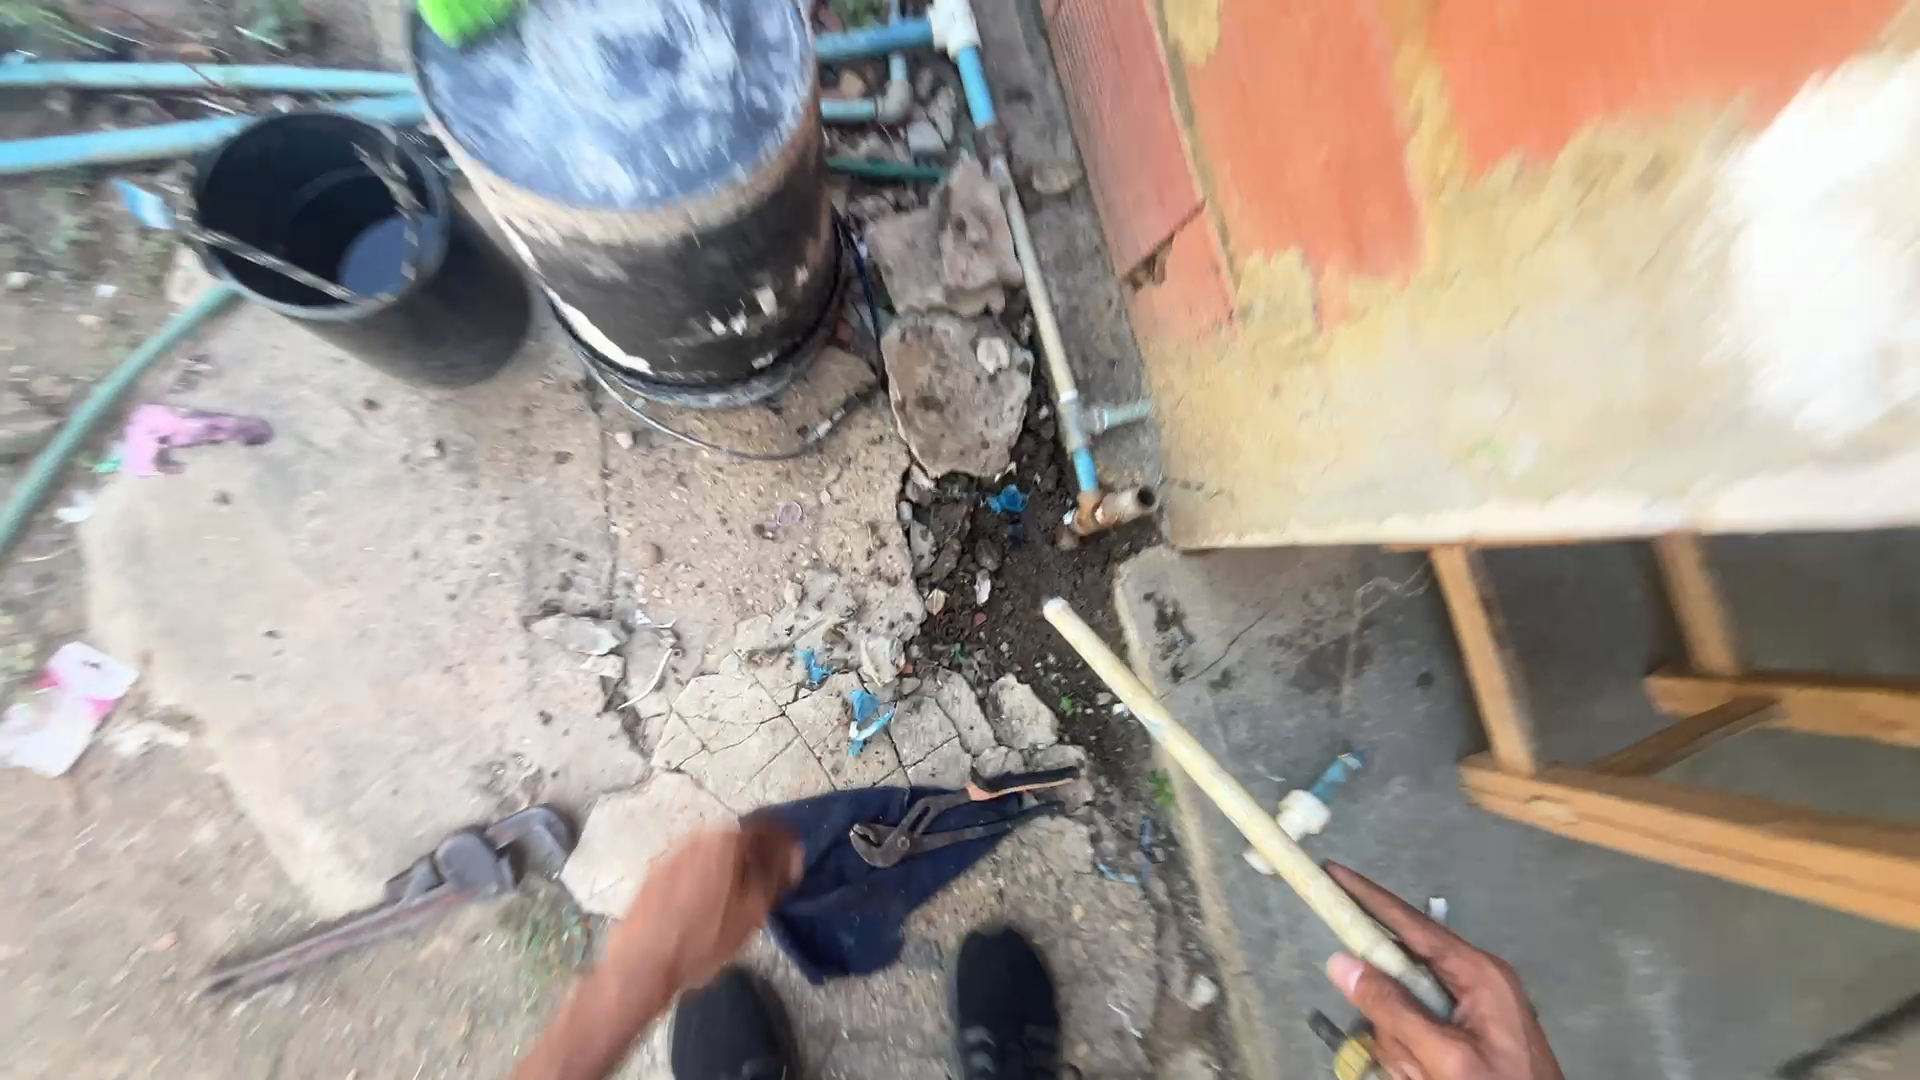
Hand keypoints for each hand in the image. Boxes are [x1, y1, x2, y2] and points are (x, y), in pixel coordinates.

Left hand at [513, 822, 801, 1079]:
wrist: (639, 967)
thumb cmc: (701, 941)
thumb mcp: (751, 913)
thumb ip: (776, 877)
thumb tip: (793, 855)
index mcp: (727, 840)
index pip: (769, 830)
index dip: (786, 846)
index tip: (793, 864)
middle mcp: (700, 836)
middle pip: (740, 838)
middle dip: (756, 856)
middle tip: (766, 882)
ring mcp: (674, 852)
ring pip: (714, 851)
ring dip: (731, 865)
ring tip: (737, 895)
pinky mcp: (656, 871)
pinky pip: (693, 863)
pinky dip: (707, 874)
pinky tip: (706, 902)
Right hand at [1323, 862, 1563, 1079]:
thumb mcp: (1447, 1059)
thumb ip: (1392, 1009)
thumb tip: (1339, 961)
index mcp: (1478, 972)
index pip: (1408, 920)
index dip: (1365, 894)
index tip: (1329, 869)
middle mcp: (1474, 978)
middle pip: (1398, 968)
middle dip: (1390, 1014)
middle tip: (1410, 1060)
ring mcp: (1469, 1004)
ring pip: (1399, 1001)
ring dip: (1401, 1043)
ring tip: (1424, 1076)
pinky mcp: (1464, 1027)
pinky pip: (1413, 1023)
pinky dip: (1411, 1051)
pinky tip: (1426, 1076)